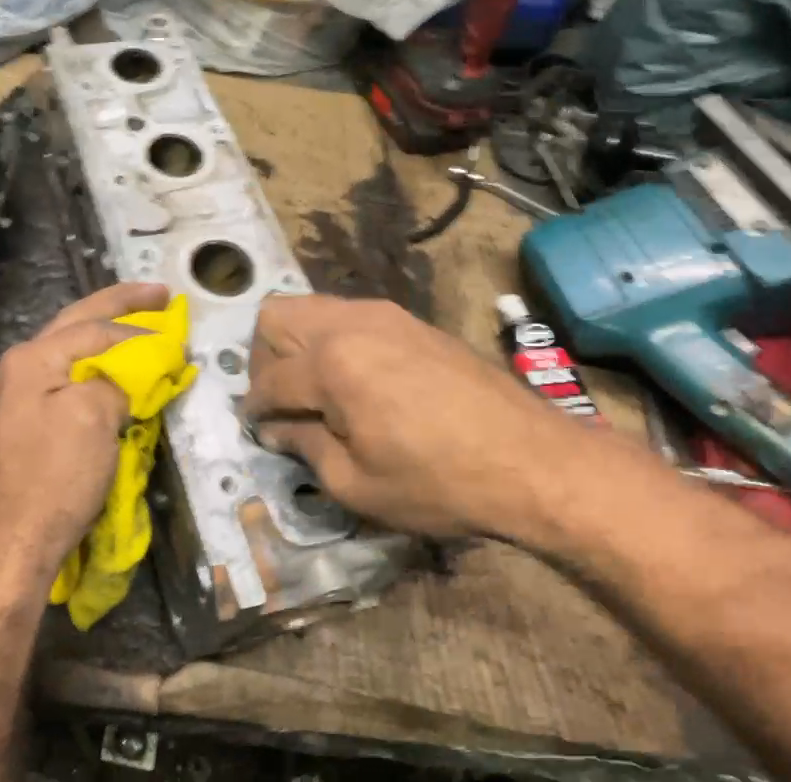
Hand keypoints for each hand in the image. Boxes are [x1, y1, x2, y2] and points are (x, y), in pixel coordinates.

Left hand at [0, 282, 171, 585]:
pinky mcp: (27, 426)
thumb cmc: (54, 477)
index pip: (93, 328)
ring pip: (71, 353)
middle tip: (159, 293)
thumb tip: (125, 378)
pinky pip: (69, 382)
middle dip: (119, 307)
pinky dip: (98, 372)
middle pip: (76, 324)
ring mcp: (19, 397)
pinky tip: (115, 372)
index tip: (177, 336)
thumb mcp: (93, 417)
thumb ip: (114, 381)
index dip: (138, 329)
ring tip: (140, 323)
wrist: (13, 544)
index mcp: (32, 358)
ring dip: (107, 337)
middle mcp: (20, 368)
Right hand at [245, 294, 575, 537]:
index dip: (256, 410)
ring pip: (311, 307)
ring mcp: (384, 315)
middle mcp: (349, 324)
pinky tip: (353, 380)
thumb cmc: (440, 482)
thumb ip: (303, 447)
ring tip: (314, 389)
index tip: (257, 430)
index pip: (269, 380)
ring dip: (297, 343)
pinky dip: (332, 338)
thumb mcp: (356, 484)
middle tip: (281, 400)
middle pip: (275, 318)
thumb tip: (275, 428)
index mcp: (331, 363)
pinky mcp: (411, 320)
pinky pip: (348, 314)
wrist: (534, 461)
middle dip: (264, 359)